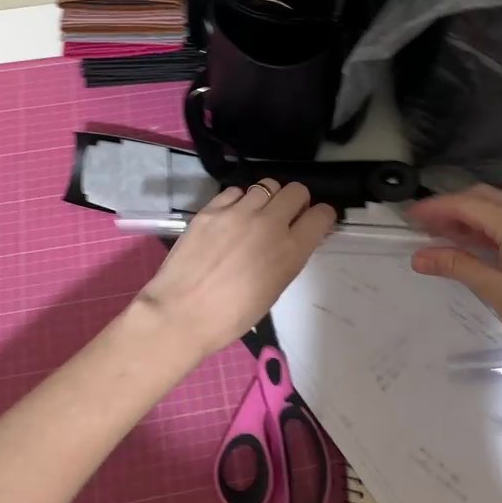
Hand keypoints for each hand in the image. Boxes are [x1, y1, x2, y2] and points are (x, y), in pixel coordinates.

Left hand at [135, 180, 336, 359]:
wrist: (180, 314)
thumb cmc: (230, 316)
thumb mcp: (272, 290)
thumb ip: (288, 258)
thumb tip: (296, 239)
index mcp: (289, 252)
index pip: (321, 215)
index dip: (322, 216)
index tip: (316, 221)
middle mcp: (268, 224)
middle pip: (297, 190)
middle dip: (297, 201)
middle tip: (286, 216)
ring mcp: (237, 213)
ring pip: (266, 185)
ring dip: (268, 198)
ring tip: (257, 214)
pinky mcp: (211, 209)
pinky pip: (235, 192)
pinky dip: (239, 201)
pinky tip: (231, 217)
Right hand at [408, 186, 501, 391]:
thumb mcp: (496, 291)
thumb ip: (457, 266)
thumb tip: (419, 257)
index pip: (467, 204)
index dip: (436, 207)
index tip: (411, 216)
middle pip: (484, 198)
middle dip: (452, 208)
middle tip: (425, 226)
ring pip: (501, 206)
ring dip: (472, 215)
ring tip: (446, 235)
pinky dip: (494, 223)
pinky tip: (482, 242)